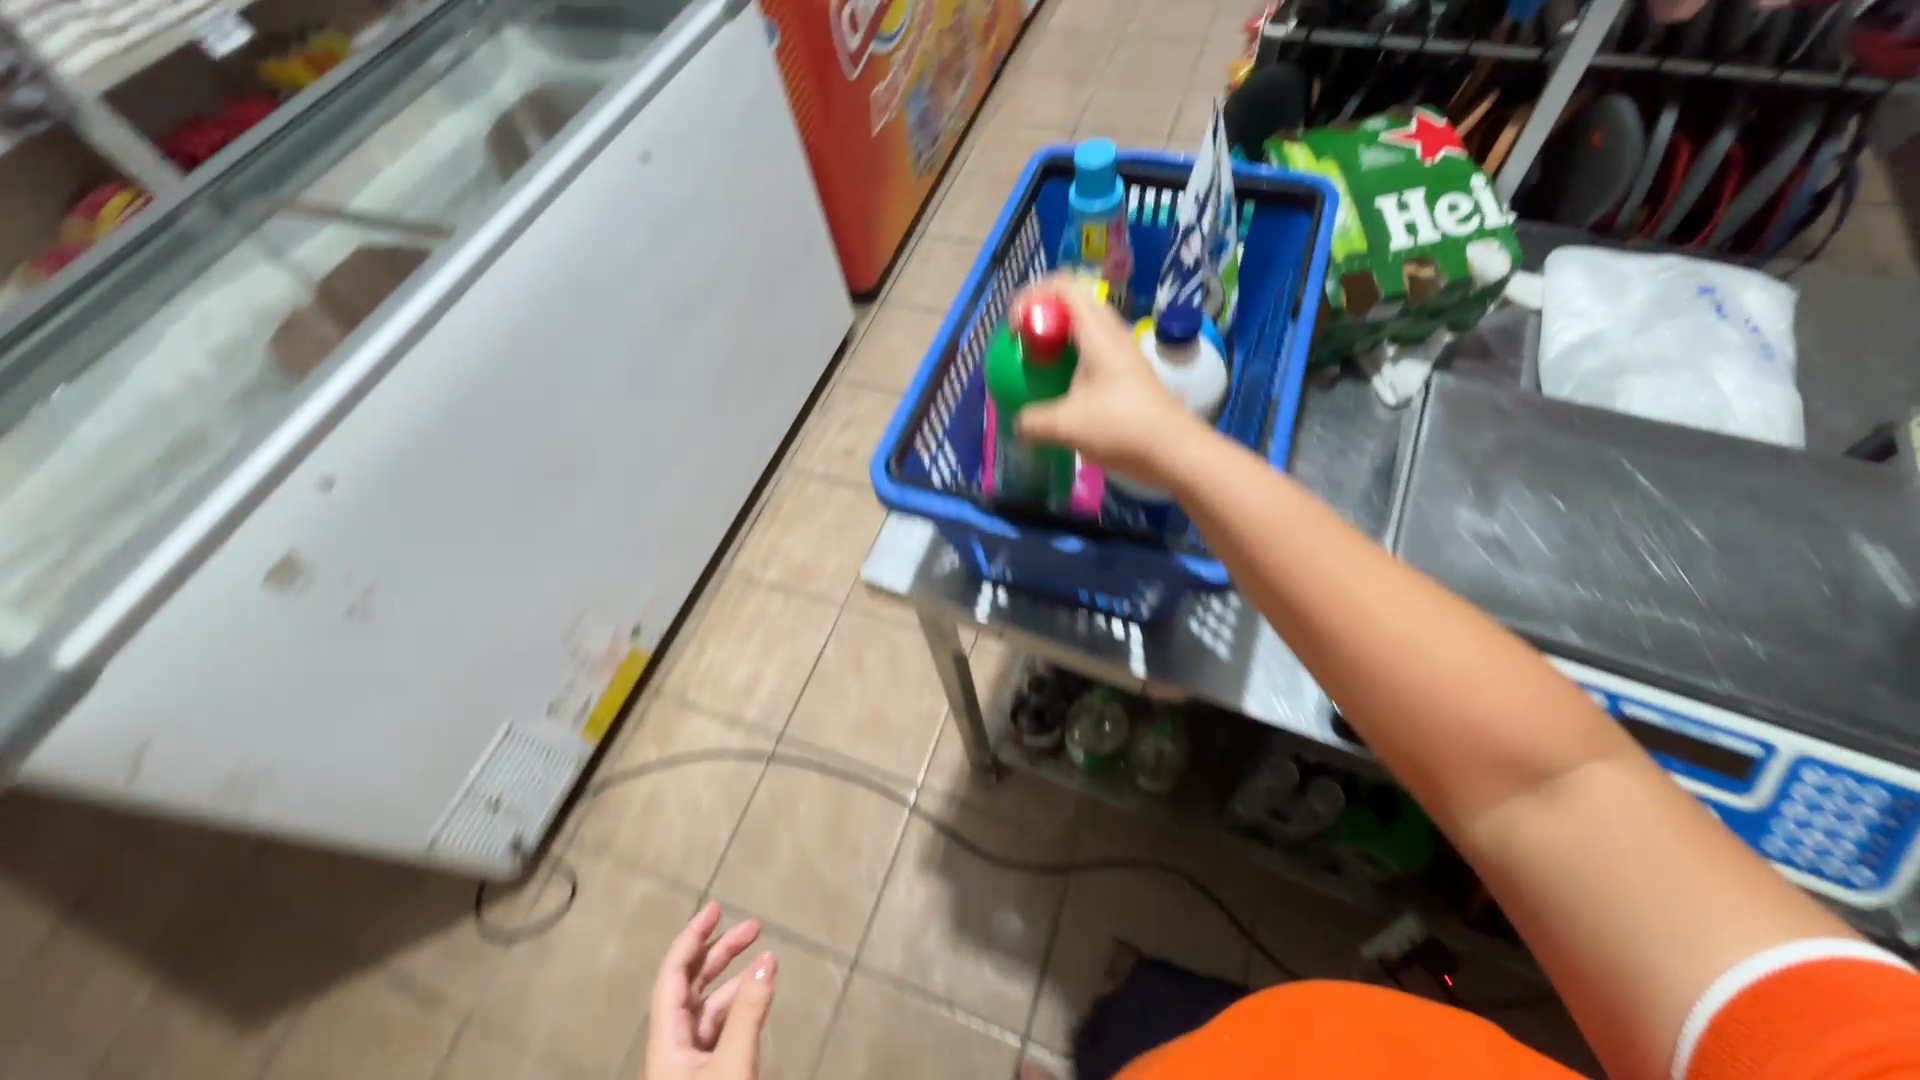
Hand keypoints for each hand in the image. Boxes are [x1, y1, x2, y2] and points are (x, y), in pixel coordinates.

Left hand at [646, 902, 777, 1079]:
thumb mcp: (733, 1065)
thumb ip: (748, 1013)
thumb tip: (766, 958)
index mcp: (665, 1041)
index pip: (673, 975)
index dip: (692, 938)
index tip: (716, 908)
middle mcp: (673, 1046)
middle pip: (692, 986)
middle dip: (721, 953)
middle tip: (754, 928)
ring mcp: (690, 1063)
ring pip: (710, 1008)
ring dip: (735, 981)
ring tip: (766, 962)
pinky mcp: (709, 1075)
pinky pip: (722, 1030)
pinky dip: (741, 1008)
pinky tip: (760, 998)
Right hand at [1013, 276, 1208, 492]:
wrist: (1174, 451)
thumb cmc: (1121, 428)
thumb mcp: (1066, 426)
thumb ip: (1033, 422)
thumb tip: (1017, 424)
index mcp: (1097, 333)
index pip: (1063, 286)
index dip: (1032, 296)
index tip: (1014, 328)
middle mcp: (1112, 335)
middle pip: (1073, 304)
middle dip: (1042, 316)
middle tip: (1023, 343)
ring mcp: (1122, 355)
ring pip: (1084, 330)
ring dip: (1057, 340)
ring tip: (1037, 365)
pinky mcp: (1127, 375)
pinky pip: (1092, 353)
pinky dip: (1070, 361)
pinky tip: (1059, 390)